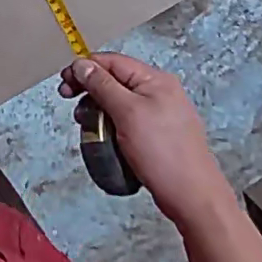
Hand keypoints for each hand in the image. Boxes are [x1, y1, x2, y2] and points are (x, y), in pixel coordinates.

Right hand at [58, 53, 233, 226]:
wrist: (195, 200)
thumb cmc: (163, 154)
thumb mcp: (126, 113)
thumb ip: (102, 85)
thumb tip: (81, 64)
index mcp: (155, 80)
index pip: (111, 61)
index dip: (85, 68)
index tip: (65, 82)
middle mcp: (159, 91)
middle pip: (114, 79)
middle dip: (89, 88)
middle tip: (69, 99)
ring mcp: (161, 113)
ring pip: (119, 100)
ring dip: (97, 107)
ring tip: (84, 122)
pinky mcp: (158, 134)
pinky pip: (127, 119)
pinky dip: (111, 122)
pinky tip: (103, 134)